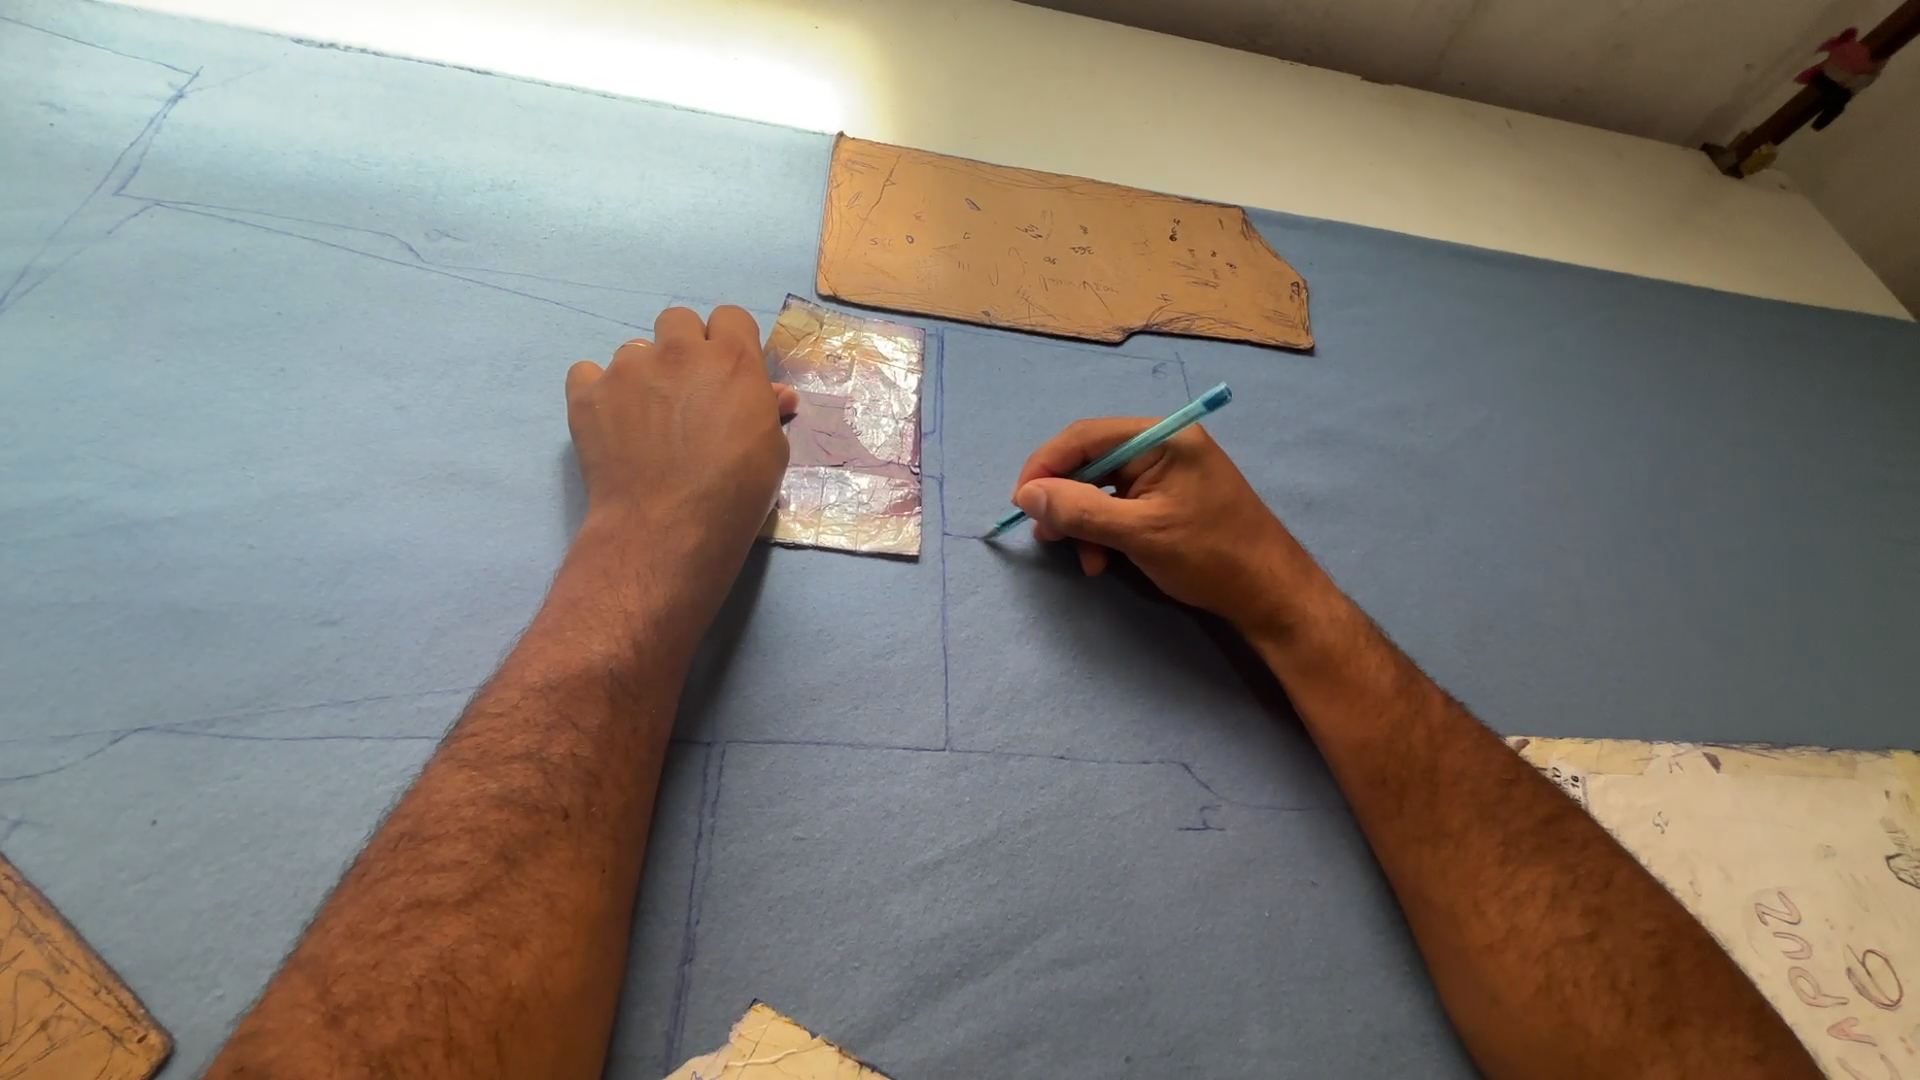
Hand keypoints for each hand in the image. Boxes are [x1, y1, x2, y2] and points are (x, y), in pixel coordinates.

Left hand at [566, 306, 798, 606]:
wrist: (668, 527)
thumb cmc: (736, 493)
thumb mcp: (772, 452)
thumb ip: (768, 410)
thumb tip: (777, 394)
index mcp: (732, 359)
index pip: (730, 317)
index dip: (731, 341)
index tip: (729, 372)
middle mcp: (679, 351)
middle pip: (679, 320)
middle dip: (685, 347)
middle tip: (688, 391)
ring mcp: (628, 369)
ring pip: (634, 349)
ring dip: (644, 373)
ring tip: (647, 418)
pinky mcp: (588, 393)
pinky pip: (588, 373)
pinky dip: (600, 392)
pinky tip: (612, 423)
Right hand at [1010, 419, 1317, 635]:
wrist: (1270, 594)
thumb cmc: (1211, 556)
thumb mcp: (1139, 534)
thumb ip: (1080, 511)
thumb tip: (1027, 494)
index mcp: (1162, 438)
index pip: (1086, 436)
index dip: (1046, 466)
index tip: (1022, 502)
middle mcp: (1161, 447)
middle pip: (1090, 462)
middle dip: (1065, 501)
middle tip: (1045, 536)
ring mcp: (1164, 475)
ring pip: (1100, 489)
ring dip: (1083, 524)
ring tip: (1083, 559)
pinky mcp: (1165, 501)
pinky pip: (1118, 508)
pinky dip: (1102, 533)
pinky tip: (1102, 561)